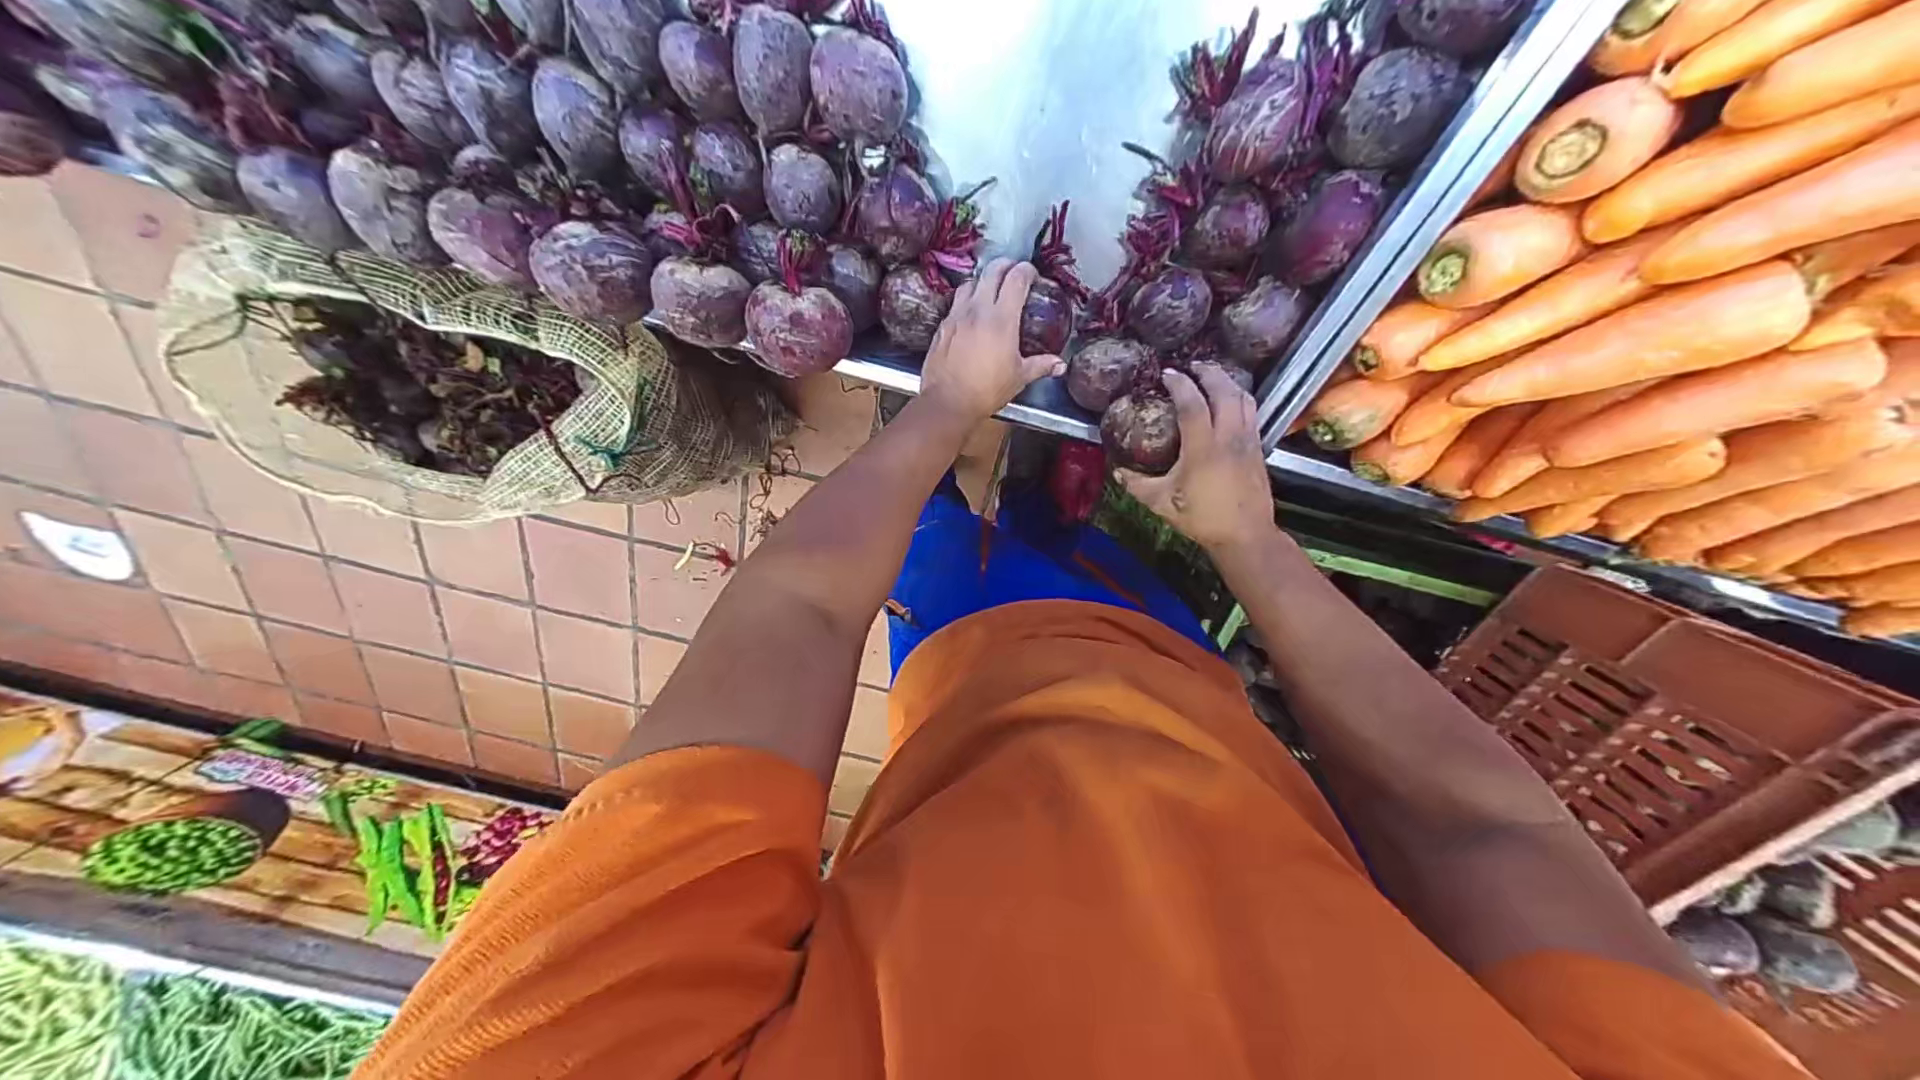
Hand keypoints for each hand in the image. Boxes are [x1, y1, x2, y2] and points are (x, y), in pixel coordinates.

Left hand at [918, 258, 1064, 425]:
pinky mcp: (942, 326)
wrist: (948, 401)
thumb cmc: (987, 390)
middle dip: (1005, 266)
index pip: (1016, 279)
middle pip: (991, 271)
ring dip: (982, 279)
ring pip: (970, 283)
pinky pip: (955, 303)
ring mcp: (957, 316)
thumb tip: (1060, 364)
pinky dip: (966, 299)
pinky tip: (970, 311)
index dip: (1026, 270)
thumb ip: (1041, 365)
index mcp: (1001, 319)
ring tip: (990, 288)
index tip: (1032, 274)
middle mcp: (978, 310)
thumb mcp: (1019, 377)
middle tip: (1013, 271)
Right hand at [1116, 363, 1275, 553]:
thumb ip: (1137, 484)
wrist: (1245, 534)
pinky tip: (1228, 400)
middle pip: (1223, 390)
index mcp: (1203, 448)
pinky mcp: (1258, 447)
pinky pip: (1251, 410)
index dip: (1179, 384)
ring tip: (1211, 376)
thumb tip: (1117, 471)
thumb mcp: (1161, 503)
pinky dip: (1239, 396)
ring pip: (1242, 396)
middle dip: (1207, 372)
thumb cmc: (1202, 518)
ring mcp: (1248, 440)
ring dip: (1226, 381)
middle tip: (1191, 366)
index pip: (1192, 404)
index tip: (1167, 375)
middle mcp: (1229, 437)